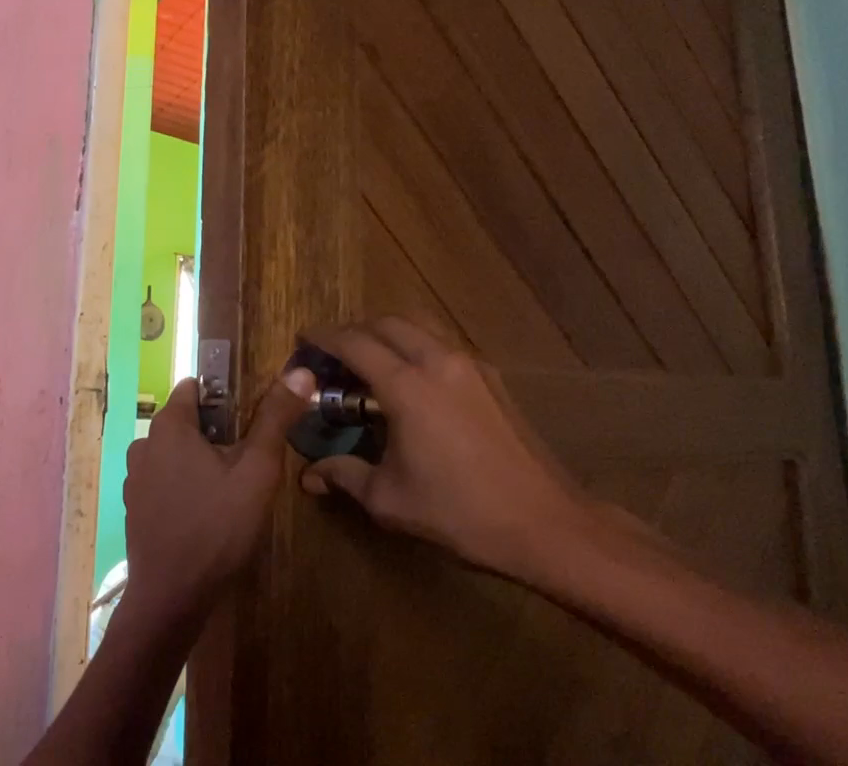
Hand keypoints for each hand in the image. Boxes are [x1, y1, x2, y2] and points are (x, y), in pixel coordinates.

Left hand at [122, 369, 314, 620]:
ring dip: (202, 463)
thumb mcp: (256, 470)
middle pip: (188, 422)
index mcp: (169, 425)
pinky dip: (185, 486)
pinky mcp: (135, 507)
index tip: (253, 422)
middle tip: (250, 464)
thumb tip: (300, 371)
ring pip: (177, 454)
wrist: (172, 596)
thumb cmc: (217, 527)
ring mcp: (135, 477)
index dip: (227, 398)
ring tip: (232, 492)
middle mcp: (144, 443)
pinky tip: (208, 513)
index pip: (196, 388)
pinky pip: (165, 481)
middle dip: (218, 435)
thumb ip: (275, 419)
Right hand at [298, 318, 594, 581]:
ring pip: (421, 327)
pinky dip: (418, 348)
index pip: (354, 344)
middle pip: (388, 323)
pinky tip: (413, 384)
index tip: (303, 341)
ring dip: (390, 335)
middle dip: (355, 331)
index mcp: (407, 386)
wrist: (544, 524)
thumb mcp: (389, 499)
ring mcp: (471, 367)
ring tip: (371, 363)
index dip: (324, 338)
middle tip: (334, 354)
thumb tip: (309, 476)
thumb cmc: (458, 513)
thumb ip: (344, 477)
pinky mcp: (493, 380)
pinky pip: (444, 346)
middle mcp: (438, 362)